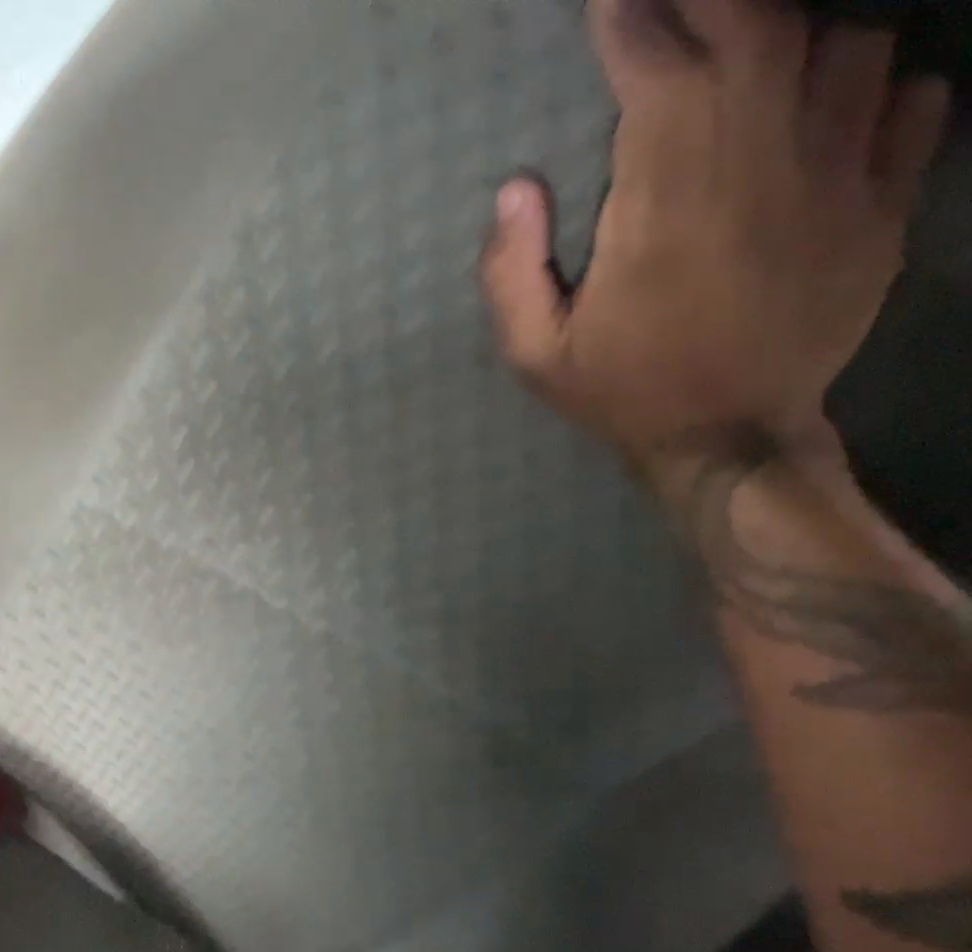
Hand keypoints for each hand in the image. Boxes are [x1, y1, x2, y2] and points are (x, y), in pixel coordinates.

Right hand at [480, 0, 950, 485]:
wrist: (733, 438)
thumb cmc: (620, 391)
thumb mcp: (532, 351)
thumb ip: (508, 271)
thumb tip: (514, 186)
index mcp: (665, 215)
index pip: (662, 79)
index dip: (634, 26)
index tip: (607, 6)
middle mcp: (761, 180)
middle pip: (761, 37)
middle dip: (711, 2)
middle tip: (668, 3)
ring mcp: (840, 188)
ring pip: (846, 50)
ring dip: (790, 33)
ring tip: (742, 52)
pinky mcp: (885, 207)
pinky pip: (912, 99)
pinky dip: (870, 79)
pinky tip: (821, 101)